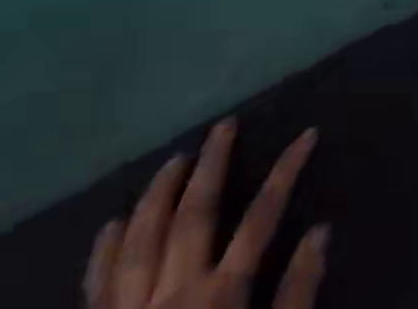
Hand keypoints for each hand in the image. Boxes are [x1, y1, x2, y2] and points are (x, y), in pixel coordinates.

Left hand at [84, 119, 327, 308]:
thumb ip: (297, 295)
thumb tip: (321, 231)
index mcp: (219, 299)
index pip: (262, 215)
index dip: (287, 169)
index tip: (308, 135)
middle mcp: (171, 296)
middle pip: (194, 214)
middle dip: (212, 165)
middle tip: (224, 126)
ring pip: (139, 239)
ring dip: (158, 194)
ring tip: (175, 160)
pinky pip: (97, 283)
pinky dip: (107, 249)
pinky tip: (113, 224)